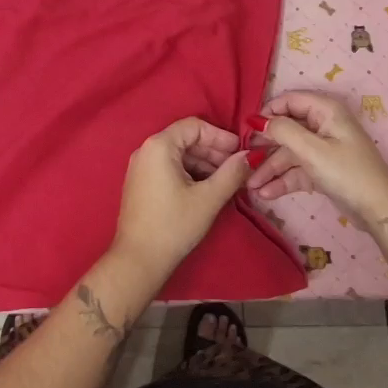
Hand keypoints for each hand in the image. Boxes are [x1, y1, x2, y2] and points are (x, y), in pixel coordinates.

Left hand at [110, 118, 252, 276]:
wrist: (138, 260)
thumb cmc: (174, 225)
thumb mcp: (208, 198)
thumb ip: (231, 173)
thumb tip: (249, 155)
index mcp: (159, 146)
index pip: (194, 126)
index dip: (220, 136)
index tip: (240, 150)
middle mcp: (146, 150)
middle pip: (185, 139)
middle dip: (213, 151)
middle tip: (237, 167)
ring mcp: (141, 167)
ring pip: (178, 155)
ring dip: (204, 163)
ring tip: (227, 180)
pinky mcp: (141, 183)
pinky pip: (169, 167)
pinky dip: (190, 173)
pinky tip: (207, 188)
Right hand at [248, 91, 387, 222]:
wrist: (380, 211)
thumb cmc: (347, 173)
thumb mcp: (312, 150)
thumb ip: (282, 131)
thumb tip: (257, 120)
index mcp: (325, 110)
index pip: (289, 101)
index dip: (267, 113)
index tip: (246, 129)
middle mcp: (323, 125)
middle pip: (287, 129)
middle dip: (265, 146)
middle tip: (243, 159)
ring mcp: (323, 149)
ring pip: (289, 153)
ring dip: (270, 168)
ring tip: (249, 186)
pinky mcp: (323, 170)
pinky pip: (297, 170)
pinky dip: (282, 180)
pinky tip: (265, 194)